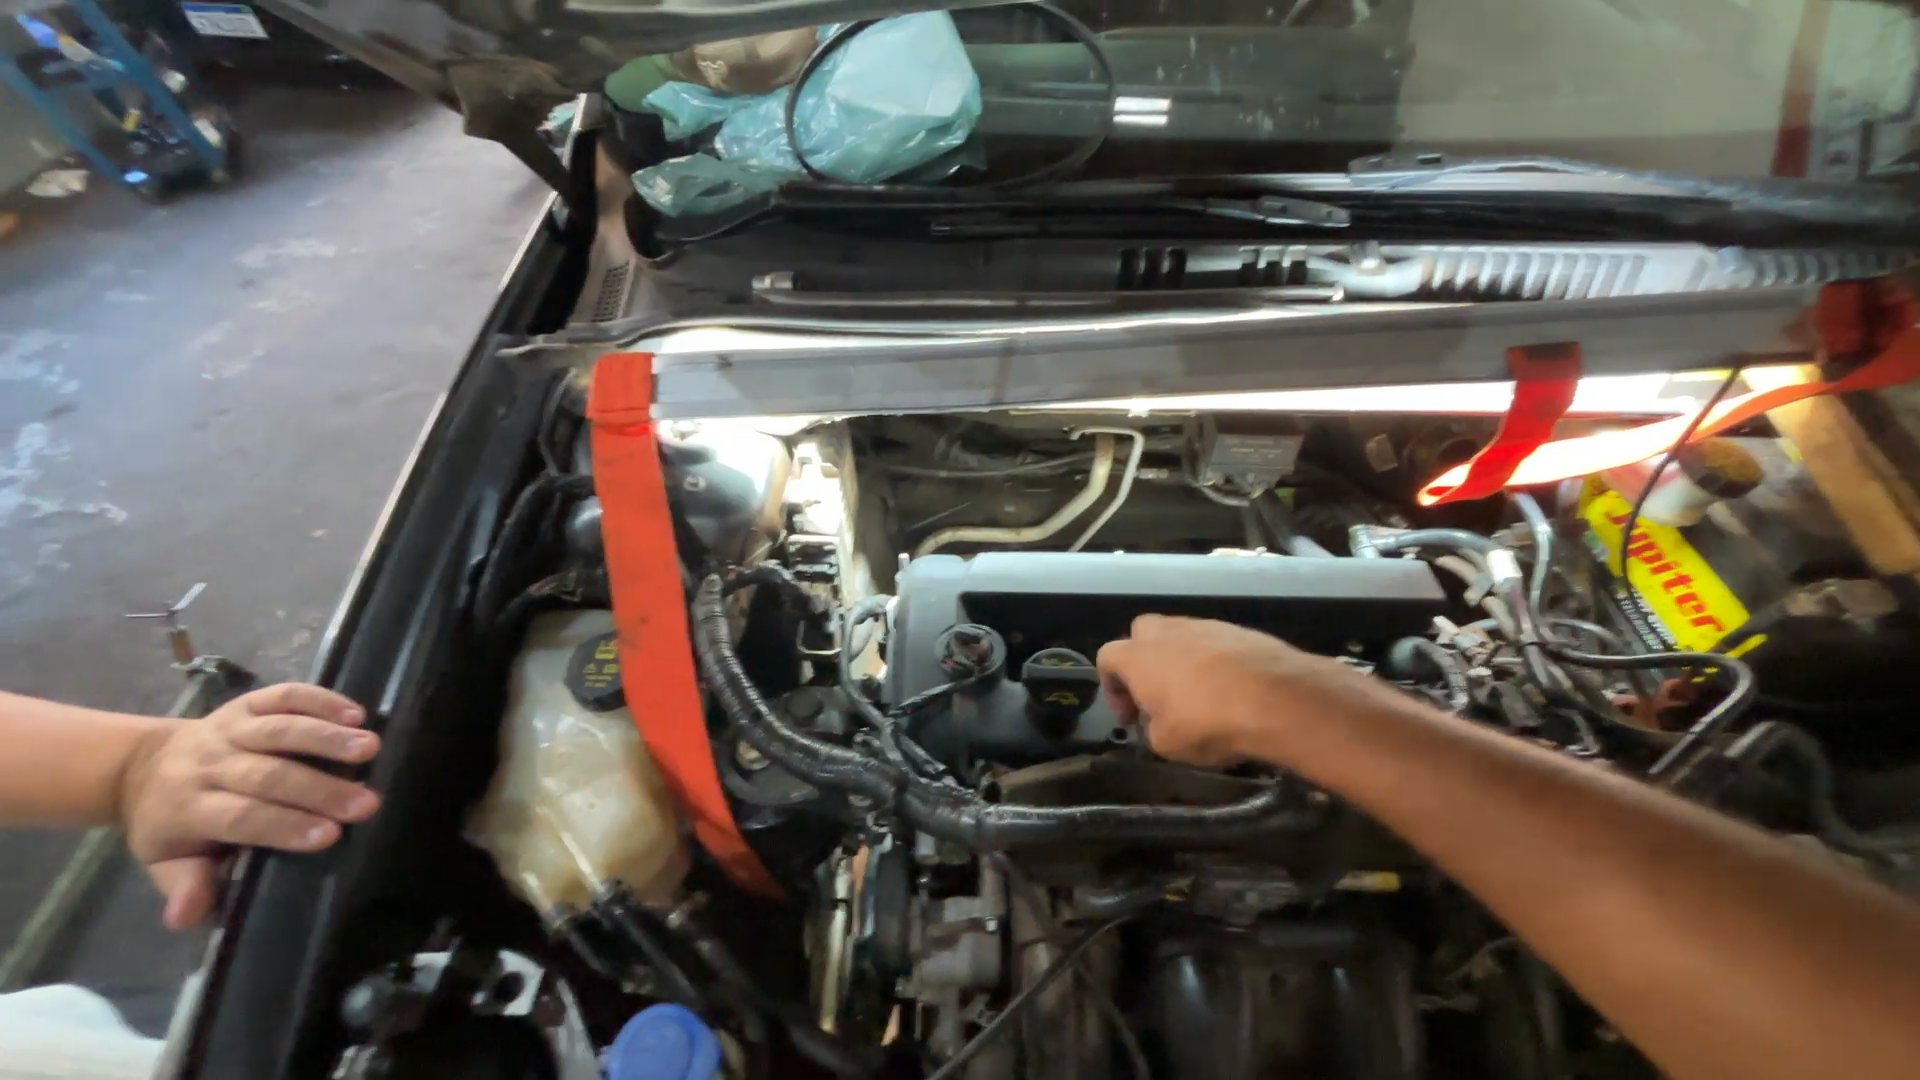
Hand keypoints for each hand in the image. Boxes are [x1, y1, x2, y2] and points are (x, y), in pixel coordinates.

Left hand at [118, 684, 380, 928]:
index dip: (283, 825)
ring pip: (279, 730)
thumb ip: (184, 884)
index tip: (330, 835)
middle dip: (319, 788)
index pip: (239, 816)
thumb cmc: (172, 821)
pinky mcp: (248, 703)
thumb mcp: (165, 860)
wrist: (141, 766)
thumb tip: (188, 917)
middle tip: (366, 803)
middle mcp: (207, 764)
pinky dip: (322, 701)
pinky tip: (358, 714)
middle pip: (267, 774)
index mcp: (186, 807)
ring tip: (371, 748)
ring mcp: (229, 728)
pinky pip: (285, 696)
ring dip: (327, 738)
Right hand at [1096, 615, 1388, 766]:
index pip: (1106, 659)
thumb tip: (1158, 722)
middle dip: (1145, 663)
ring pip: (1181, 638)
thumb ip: (1151, 729)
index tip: (1131, 717)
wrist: (1277, 698)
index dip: (1112, 689)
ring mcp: (1204, 625)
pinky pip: (1215, 644)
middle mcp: (1165, 631)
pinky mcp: (1239, 629)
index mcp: (1136, 655)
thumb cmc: (1207, 721)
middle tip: (1160, 696)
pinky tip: (1232, 691)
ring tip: (1201, 697)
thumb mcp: (1165, 744)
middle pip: (1142, 636)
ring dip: (1182, 662)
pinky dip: (1216, 663)